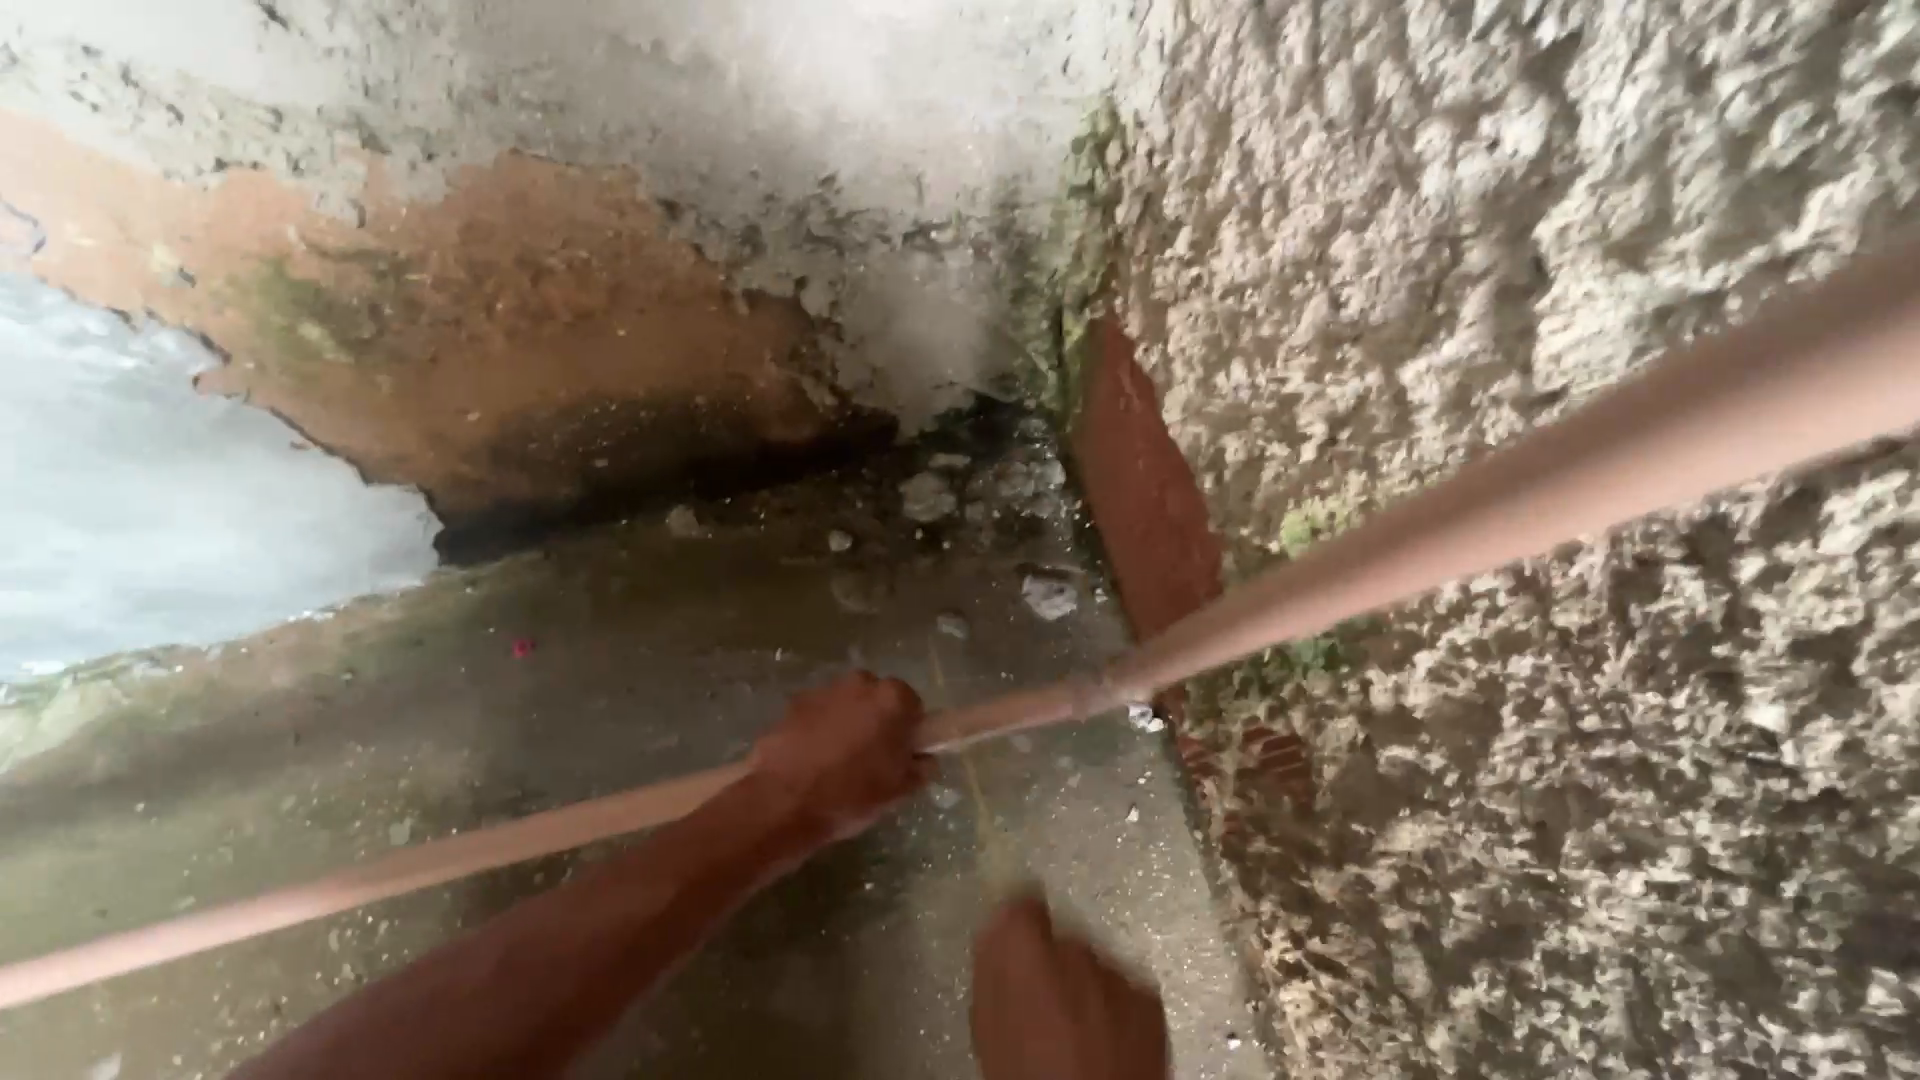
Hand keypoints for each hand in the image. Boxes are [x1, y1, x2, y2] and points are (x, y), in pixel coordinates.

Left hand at [749, 671, 930, 838]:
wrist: (783, 801)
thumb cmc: (851, 794)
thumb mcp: (899, 791)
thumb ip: (920, 768)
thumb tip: (923, 758)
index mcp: (893, 698)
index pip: (912, 705)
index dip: (908, 730)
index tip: (900, 754)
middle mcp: (860, 683)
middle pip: (877, 698)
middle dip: (876, 720)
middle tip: (870, 757)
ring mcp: (823, 690)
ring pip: (845, 704)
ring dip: (846, 722)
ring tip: (836, 761)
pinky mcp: (792, 704)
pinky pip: (817, 713)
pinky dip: (818, 728)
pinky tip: (811, 759)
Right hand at [971, 895, 1170, 1079]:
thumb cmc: (1029, 1075)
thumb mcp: (988, 1026)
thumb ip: (990, 969)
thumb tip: (996, 934)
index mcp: (1024, 947)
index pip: (1021, 900)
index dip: (1018, 920)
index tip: (1015, 941)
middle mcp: (1072, 945)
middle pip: (1060, 938)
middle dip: (1054, 964)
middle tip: (1046, 1010)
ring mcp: (1114, 969)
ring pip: (1093, 965)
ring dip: (1085, 987)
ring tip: (1077, 1033)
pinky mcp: (1148, 998)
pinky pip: (1124, 990)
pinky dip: (1116, 1009)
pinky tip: (1105, 1043)